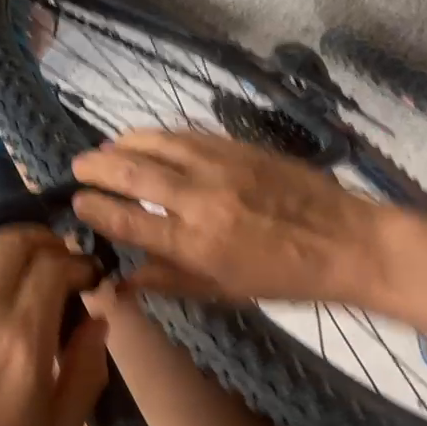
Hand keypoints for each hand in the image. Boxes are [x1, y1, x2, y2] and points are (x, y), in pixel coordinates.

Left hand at [0, 226, 108, 425]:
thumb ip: (86, 365)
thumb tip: (97, 319)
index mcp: (22, 340)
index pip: (52, 266)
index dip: (77, 262)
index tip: (91, 274)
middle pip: (11, 242)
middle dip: (44, 239)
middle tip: (63, 258)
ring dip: (11, 249)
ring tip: (32, 267)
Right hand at [72, 130, 400, 305]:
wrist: (349, 242)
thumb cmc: (284, 277)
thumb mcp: (223, 291)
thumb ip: (167, 281)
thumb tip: (118, 283)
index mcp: (196, 244)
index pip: (127, 219)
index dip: (94, 209)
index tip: (77, 203)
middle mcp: (200, 200)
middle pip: (130, 173)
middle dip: (95, 168)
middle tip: (77, 168)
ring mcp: (218, 166)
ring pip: (152, 143)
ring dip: (120, 144)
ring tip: (104, 150)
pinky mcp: (234, 145)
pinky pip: (182, 133)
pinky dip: (155, 136)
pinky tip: (145, 141)